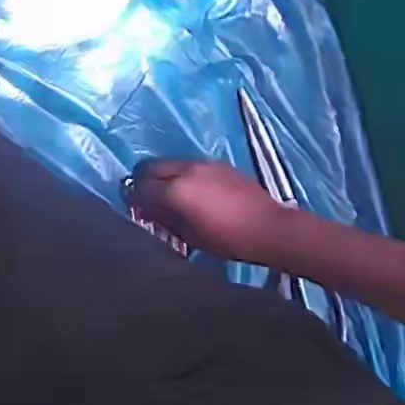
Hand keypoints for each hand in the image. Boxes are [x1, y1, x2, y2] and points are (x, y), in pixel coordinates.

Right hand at [128, 159, 308, 263]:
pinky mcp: (218, 164)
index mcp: (175, 190)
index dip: (134, 200)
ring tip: (172, 196)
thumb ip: (165, 220)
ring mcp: (203, 164)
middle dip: (144, 182)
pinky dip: (183, 175)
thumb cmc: (229, 240)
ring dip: (164, 177)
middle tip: (147, 199)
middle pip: (150, 167)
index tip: (136, 211)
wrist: (271, 228)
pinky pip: (190, 166)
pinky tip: (194, 192)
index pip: (140, 188)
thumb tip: (150, 212)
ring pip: (171, 164)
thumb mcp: (190, 237)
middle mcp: (185, 170)